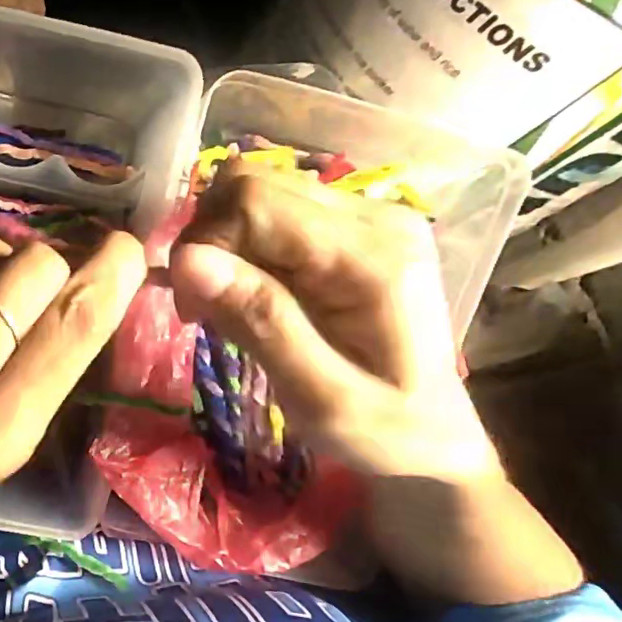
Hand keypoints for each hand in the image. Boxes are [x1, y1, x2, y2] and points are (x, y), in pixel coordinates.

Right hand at [168, 161, 581, 604]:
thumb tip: (186, 260)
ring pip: (254, 190)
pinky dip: (239, 248)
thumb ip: (261, 322)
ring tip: (224, 306)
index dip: (204, 243)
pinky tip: (247, 294)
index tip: (192, 309)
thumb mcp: (320, 399)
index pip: (255, 201)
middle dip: (207, 241)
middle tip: (202, 308)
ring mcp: (365, 214)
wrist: (435, 438)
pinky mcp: (350, 225)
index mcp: (373, 256)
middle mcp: (374, 216)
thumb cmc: (383, 432)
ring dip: (219, 244)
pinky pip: (269, 211)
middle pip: (251, 183)